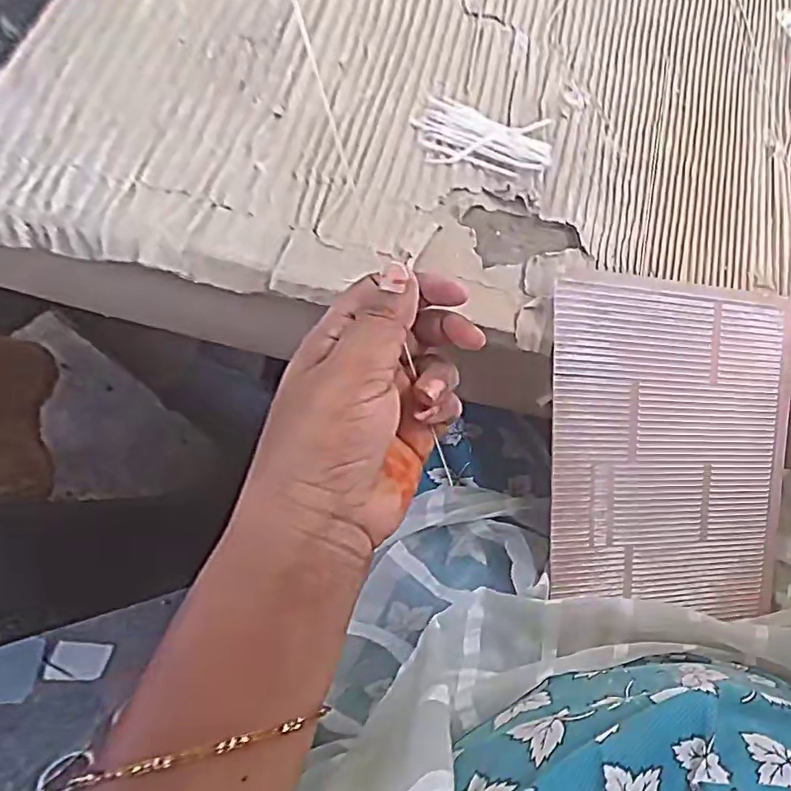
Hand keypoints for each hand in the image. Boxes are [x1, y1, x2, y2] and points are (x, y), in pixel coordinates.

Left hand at [237, 263, 486, 564]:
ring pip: (433, 369)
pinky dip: (444, 408)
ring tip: (425, 402)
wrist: (327, 516)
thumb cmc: (322, 445)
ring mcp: (388, 402)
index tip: (455, 293)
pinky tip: (430, 420)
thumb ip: (382, 320)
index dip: (418, 288)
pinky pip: (441, 406)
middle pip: (415, 330)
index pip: (381, 298)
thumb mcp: (352, 370)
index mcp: (338, 343)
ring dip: (440, 379)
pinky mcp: (411, 433)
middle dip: (444, 331)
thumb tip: (398, 274)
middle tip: (468, 338)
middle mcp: (363, 368)